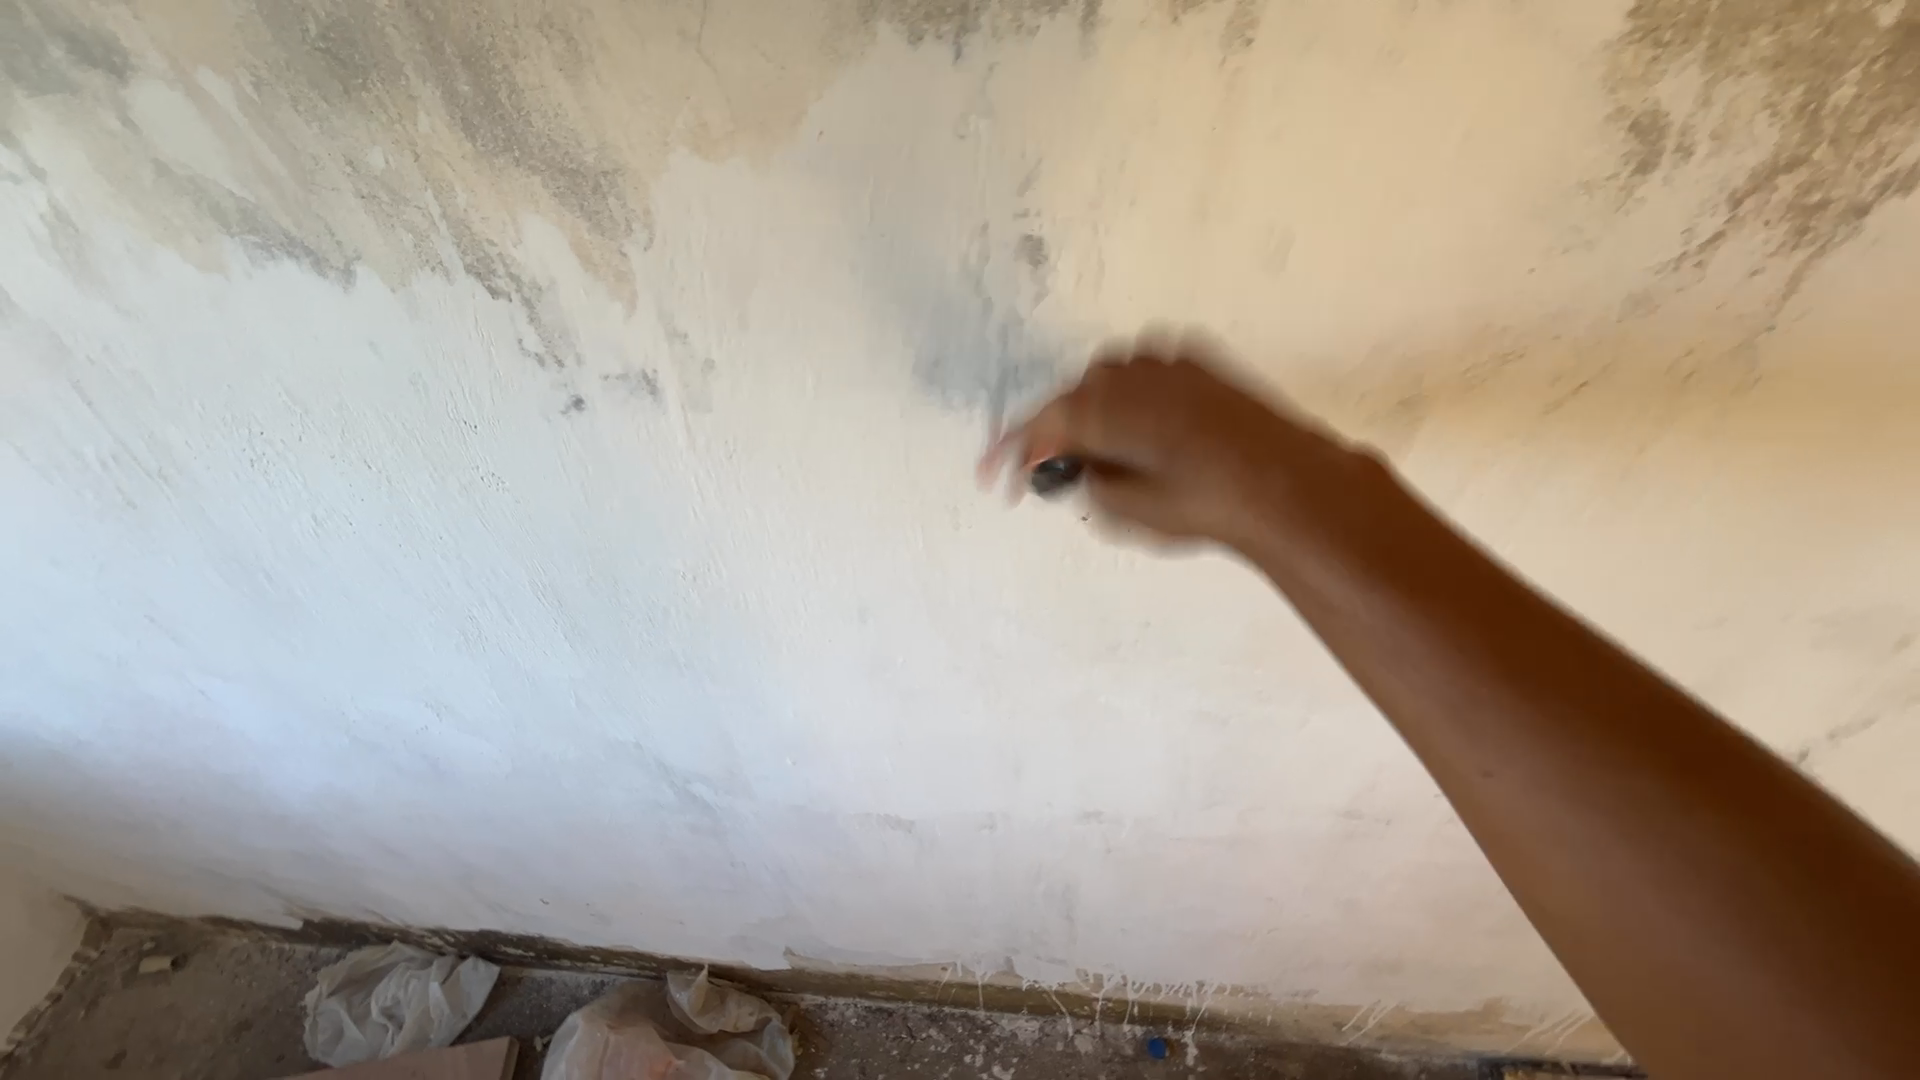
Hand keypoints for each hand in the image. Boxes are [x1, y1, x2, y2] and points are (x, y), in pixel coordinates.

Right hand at [979, 329, 1345, 551]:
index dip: (1009, 452)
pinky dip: (1130, 399)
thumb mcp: (1124, 509)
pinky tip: (1141, 429)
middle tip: (1050, 469)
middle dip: (1055, 431)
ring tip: (1099, 452)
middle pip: (1069, 399)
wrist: (1288, 482)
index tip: (990, 476)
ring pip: (1106, 382)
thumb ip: (1080, 480)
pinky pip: (1144, 376)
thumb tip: (1068, 463)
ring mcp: (1164, 360)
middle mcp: (1124, 372)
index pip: (1037, 426)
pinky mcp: (1197, 361)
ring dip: (1093, 412)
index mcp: (1099, 406)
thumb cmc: (1201, 502)